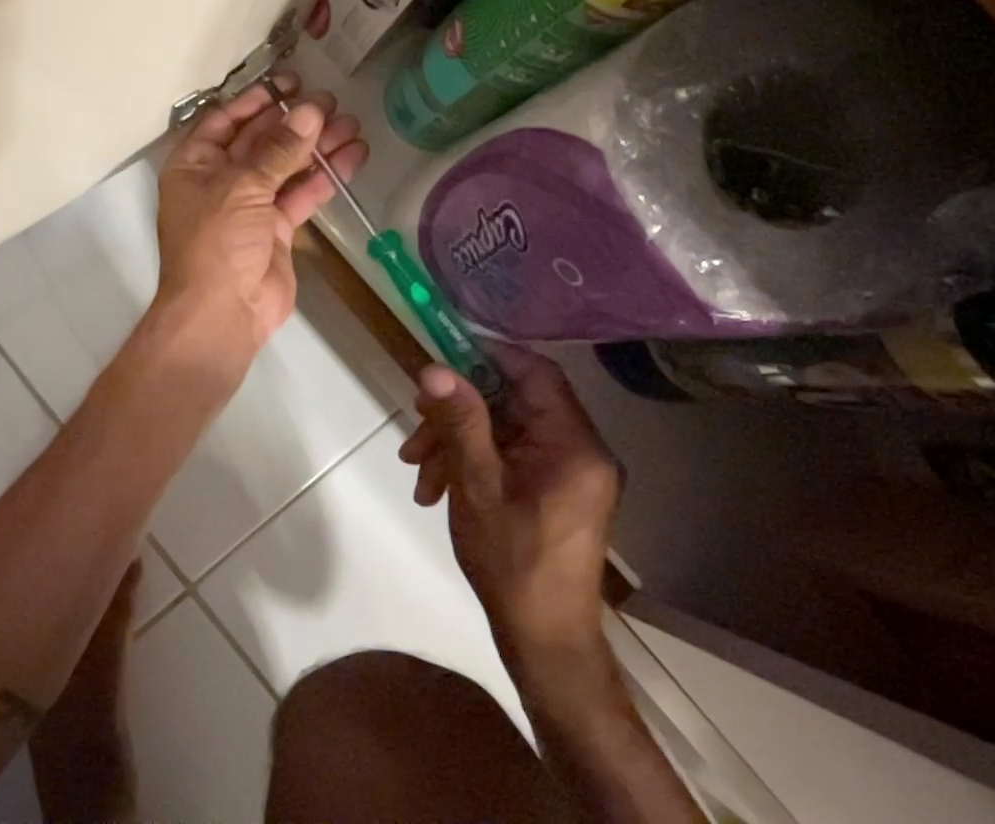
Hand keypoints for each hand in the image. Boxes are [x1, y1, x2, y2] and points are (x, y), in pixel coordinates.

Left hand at [153, 72, 367, 357]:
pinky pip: (300, 195)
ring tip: (352, 123)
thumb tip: (310, 111)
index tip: (291, 83)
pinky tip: (353, 156)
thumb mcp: (241, 187)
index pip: (223, 121)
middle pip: (258, 141)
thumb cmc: (216, 243)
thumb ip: (278, 149)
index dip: (255, 101)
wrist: (222, 313)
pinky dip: (325, 178)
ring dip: (316, 147)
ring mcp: (247, 207)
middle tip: (331, 101)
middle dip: (293, 122)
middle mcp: (218, 182)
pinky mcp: (274, 230)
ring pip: (284, 167)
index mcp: (193, 166)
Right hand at [400, 344, 620, 656]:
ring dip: (456, 444)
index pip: (535, 374)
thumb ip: (460, 424)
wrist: (543, 636)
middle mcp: (580, 451)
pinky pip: (510, 459)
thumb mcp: (477, 487)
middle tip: (414, 435)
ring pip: (504, 433)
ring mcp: (569, 474)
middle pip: (512, 405)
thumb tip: (434, 369)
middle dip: (457, 415)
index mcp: (573, 445)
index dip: (486, 359)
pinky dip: (471, 465)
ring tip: (418, 473)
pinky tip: (437, 490)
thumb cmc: (512, 561)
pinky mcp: (555, 492)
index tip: (438, 364)